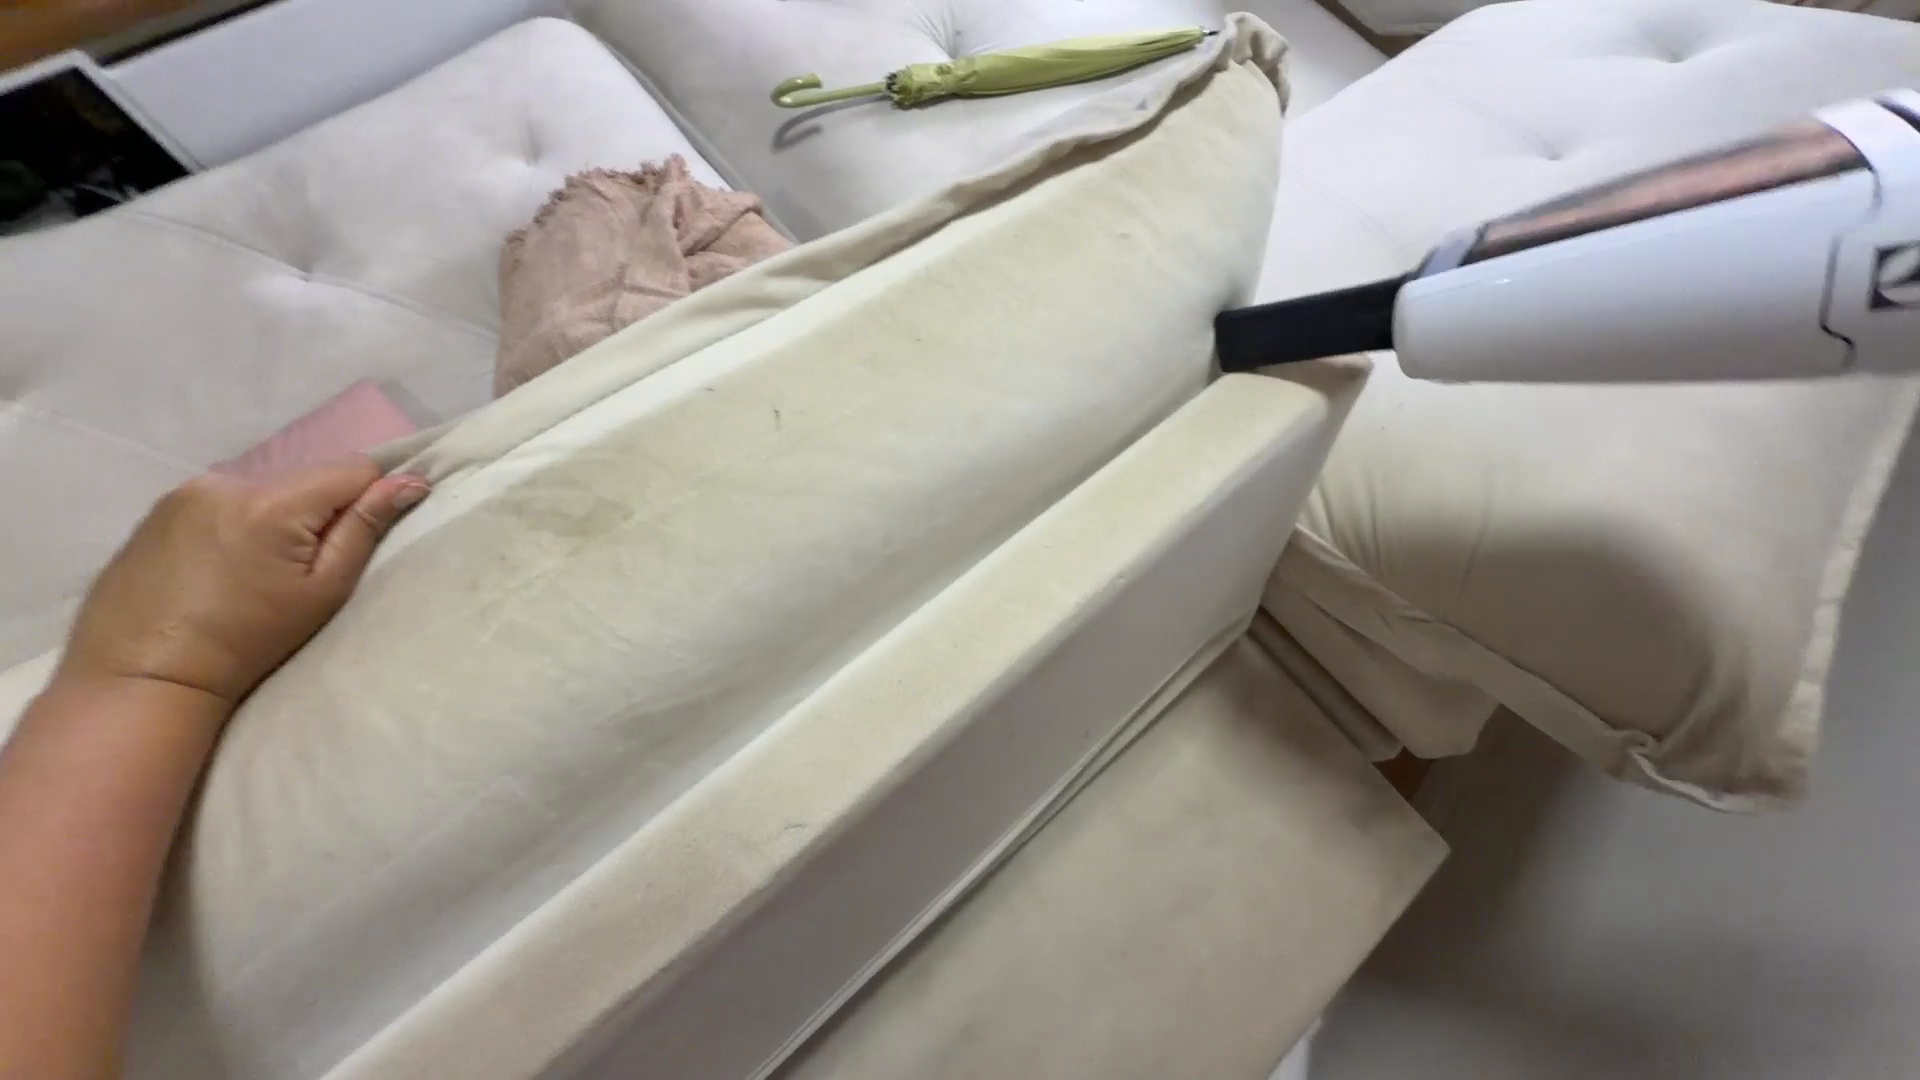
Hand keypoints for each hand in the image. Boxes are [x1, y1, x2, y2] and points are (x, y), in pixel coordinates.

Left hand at [57, 458, 429, 710]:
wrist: (143, 673)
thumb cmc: (250, 638)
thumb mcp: (327, 588)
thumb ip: (366, 526)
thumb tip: (412, 482)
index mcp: (272, 502)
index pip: (354, 467)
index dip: (373, 495)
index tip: (365, 534)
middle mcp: (226, 481)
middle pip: (310, 476)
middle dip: (325, 508)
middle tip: (311, 561)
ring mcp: (186, 491)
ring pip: (270, 486)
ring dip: (283, 513)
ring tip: (265, 563)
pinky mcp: (161, 506)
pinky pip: (230, 498)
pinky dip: (245, 519)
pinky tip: (229, 560)